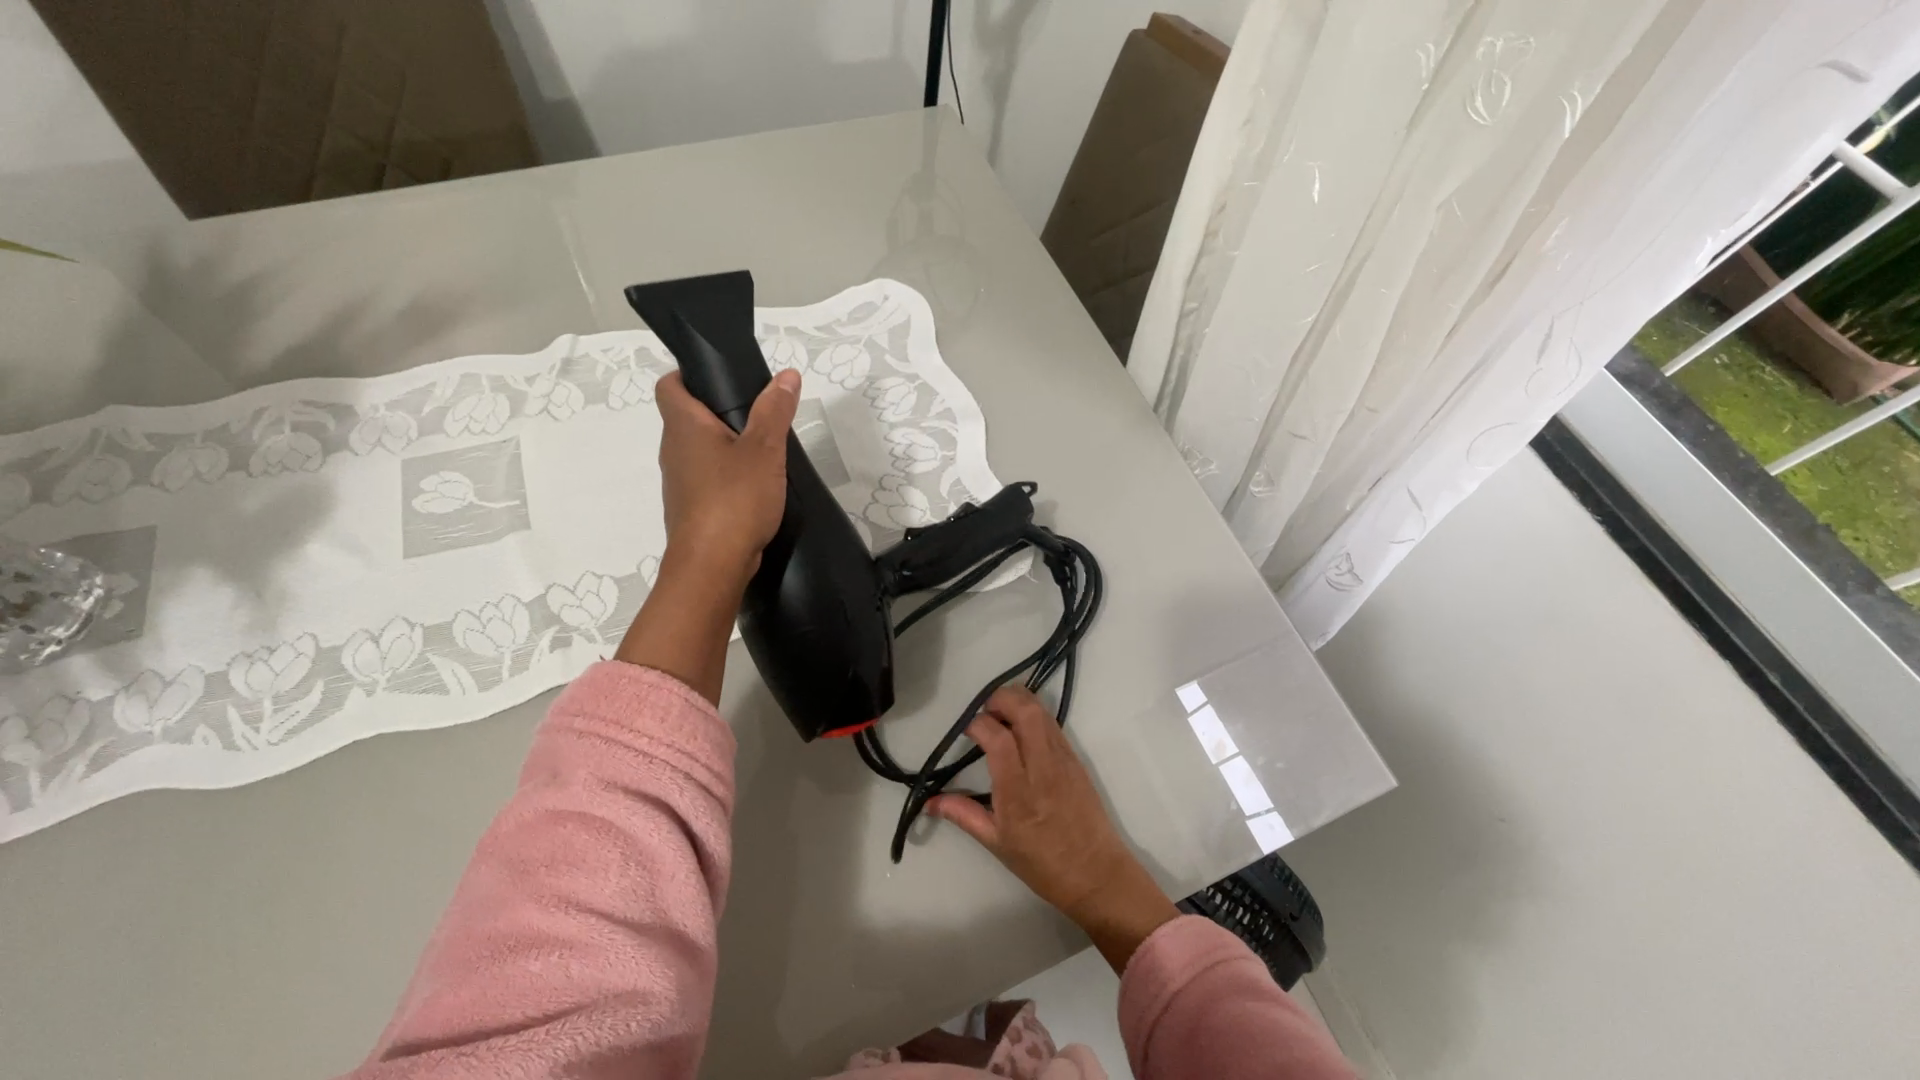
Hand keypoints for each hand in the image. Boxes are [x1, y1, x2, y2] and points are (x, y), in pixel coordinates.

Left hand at [614, 369, 799, 704]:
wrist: (712, 565)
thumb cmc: (735, 498)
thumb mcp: (764, 449)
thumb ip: (775, 411)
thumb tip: (787, 375)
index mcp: (683, 427)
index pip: (668, 386)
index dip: (688, 375)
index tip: (720, 379)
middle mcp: (673, 452)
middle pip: (685, 419)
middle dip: (715, 413)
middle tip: (755, 413)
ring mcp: (678, 484)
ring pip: (696, 453)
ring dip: (721, 448)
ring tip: (759, 451)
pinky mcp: (689, 511)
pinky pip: (704, 482)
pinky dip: (724, 478)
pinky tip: (752, 488)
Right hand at [927, 687, 1180, 972]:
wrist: (1097, 875)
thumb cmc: (1043, 865)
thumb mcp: (997, 843)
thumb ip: (963, 814)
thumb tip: (929, 801)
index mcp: (1018, 791)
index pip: (997, 738)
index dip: (977, 724)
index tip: (966, 730)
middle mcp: (1043, 768)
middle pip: (1025, 711)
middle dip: (1000, 698)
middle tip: (984, 711)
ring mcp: (1064, 760)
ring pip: (1042, 712)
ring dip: (1019, 701)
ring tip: (1000, 714)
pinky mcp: (1077, 760)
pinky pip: (1053, 725)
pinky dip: (1035, 716)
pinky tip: (1022, 729)